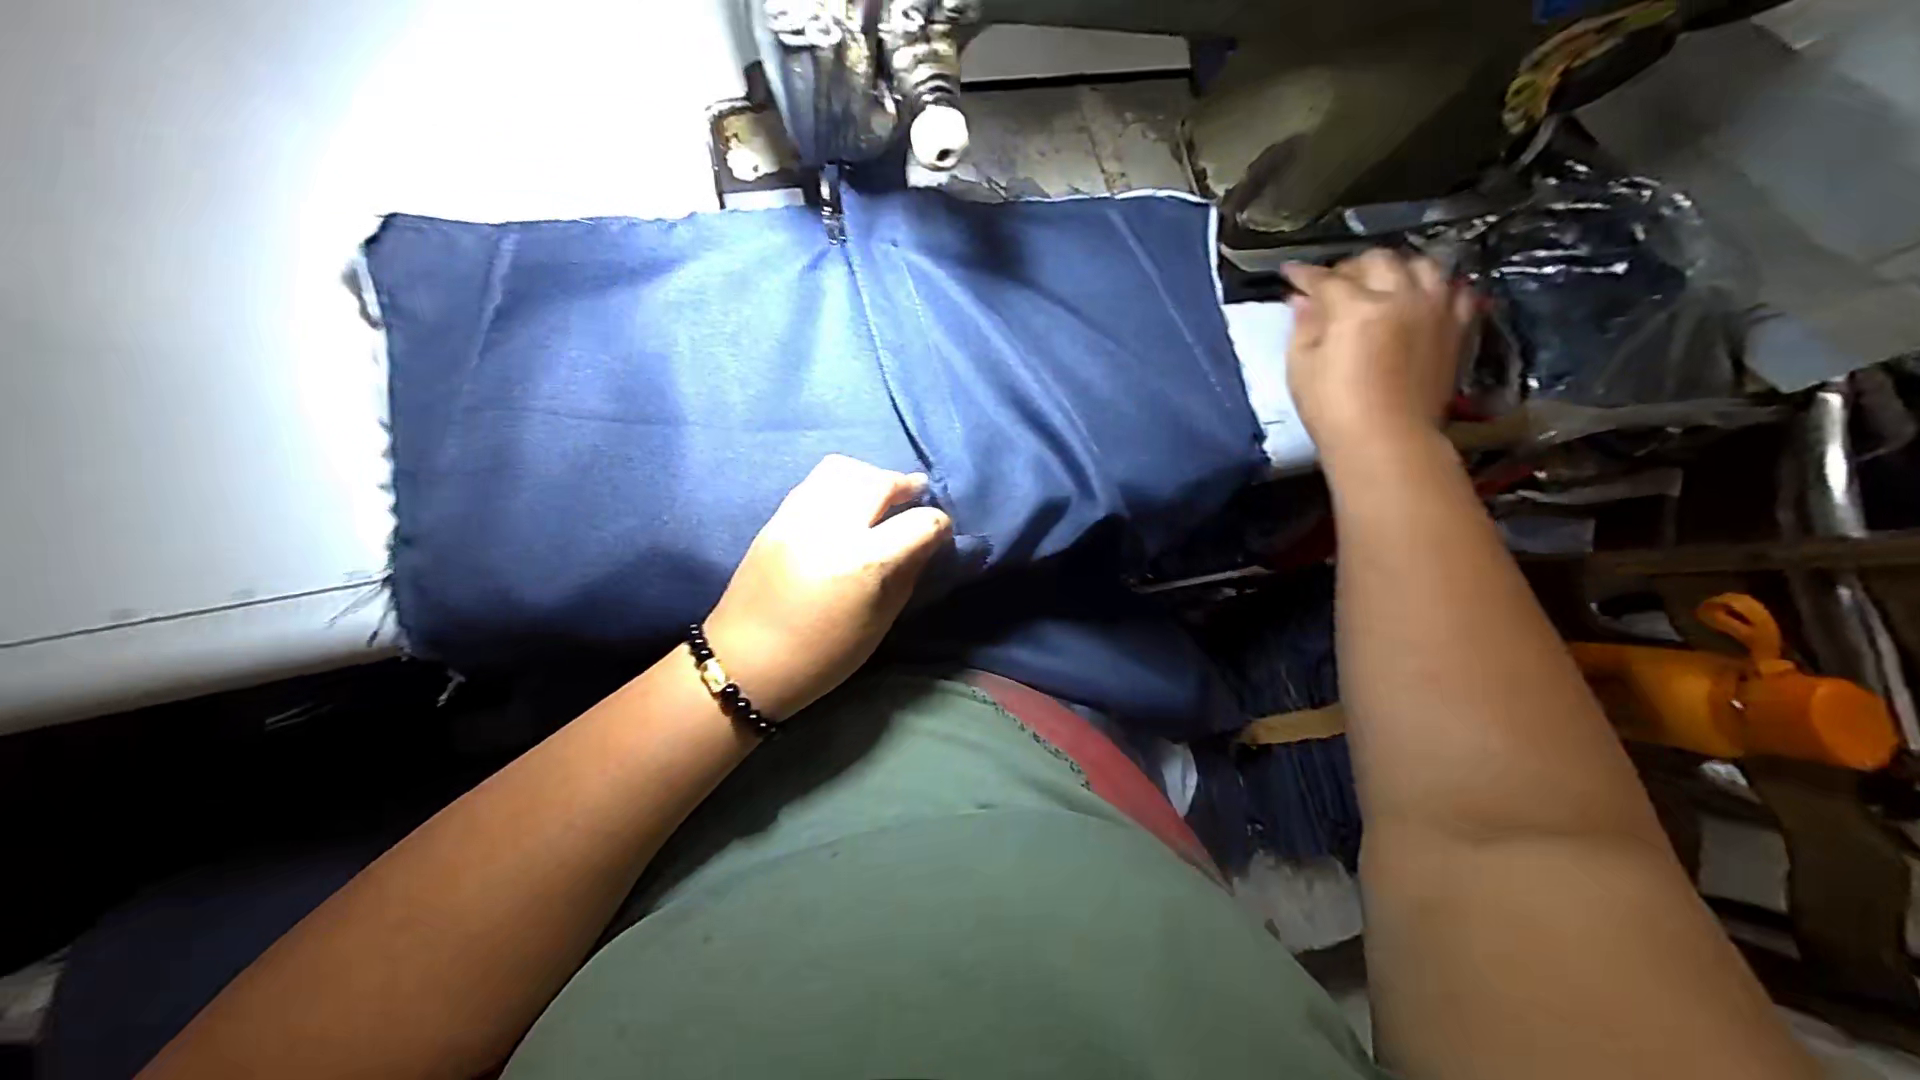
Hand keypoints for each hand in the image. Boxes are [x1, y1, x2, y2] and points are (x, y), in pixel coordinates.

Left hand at [702, 455, 952, 720]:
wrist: (745, 663)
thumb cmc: (822, 656)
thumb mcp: (879, 623)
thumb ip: (908, 572)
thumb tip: (928, 540)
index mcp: (864, 563)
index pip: (920, 523)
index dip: (938, 525)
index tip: (939, 533)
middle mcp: (832, 528)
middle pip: (881, 481)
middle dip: (907, 485)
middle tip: (916, 497)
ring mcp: (798, 517)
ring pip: (844, 468)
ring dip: (872, 476)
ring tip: (881, 496)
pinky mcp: (776, 517)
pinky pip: (816, 481)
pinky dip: (841, 484)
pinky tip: (848, 506)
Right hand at [1282, 249, 1476, 459]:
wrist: (1387, 441)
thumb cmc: (1332, 409)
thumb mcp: (1301, 369)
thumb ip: (1303, 327)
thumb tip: (1302, 300)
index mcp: (1356, 308)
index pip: (1325, 279)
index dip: (1303, 275)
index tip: (1289, 273)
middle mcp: (1401, 297)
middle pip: (1377, 261)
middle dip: (1350, 267)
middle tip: (1333, 284)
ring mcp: (1434, 310)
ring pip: (1421, 265)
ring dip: (1396, 268)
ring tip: (1381, 283)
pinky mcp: (1456, 328)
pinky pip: (1454, 291)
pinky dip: (1436, 288)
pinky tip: (1422, 298)